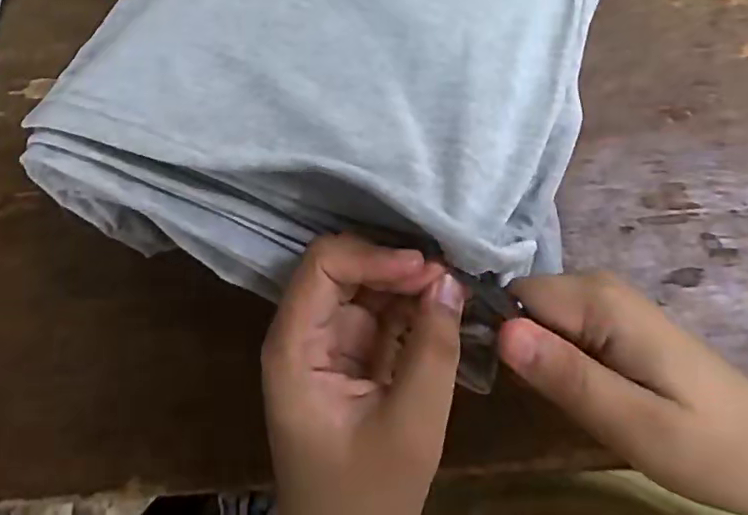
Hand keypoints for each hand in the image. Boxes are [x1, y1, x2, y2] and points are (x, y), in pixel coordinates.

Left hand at [262, 234, 466, 514]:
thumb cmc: (369, 495)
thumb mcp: (411, 428)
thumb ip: (432, 350)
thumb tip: (450, 279)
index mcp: (294, 346)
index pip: (323, 265)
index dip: (371, 256)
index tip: (422, 269)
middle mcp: (305, 332)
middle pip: (343, 266)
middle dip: (394, 264)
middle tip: (446, 275)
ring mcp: (329, 340)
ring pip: (366, 282)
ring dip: (408, 280)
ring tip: (452, 286)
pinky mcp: (354, 351)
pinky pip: (382, 308)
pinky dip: (412, 301)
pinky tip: (443, 303)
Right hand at [498, 273, 747, 514]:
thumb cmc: (711, 447)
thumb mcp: (635, 424)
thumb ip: (566, 376)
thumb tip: (499, 330)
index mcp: (600, 299)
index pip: (517, 294)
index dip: (490, 327)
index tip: (478, 372)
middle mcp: (600, 285)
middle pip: (527, 301)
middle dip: (510, 340)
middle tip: (508, 396)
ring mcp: (610, 302)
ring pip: (542, 314)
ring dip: (529, 349)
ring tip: (527, 395)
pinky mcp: (616, 322)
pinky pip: (563, 325)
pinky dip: (550, 353)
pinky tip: (557, 386)